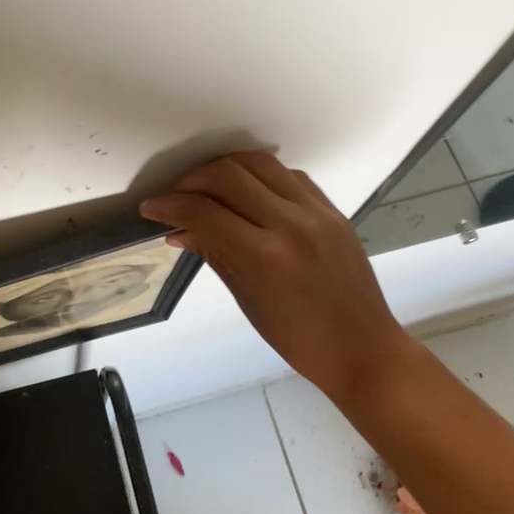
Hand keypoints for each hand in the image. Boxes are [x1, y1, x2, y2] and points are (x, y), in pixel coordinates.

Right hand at [140, 152, 414, 399]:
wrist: (363, 349)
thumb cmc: (300, 340)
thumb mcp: (248, 301)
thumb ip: (215, 255)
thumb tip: (180, 230)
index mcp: (266, 257)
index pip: (205, 213)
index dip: (170, 205)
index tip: (150, 208)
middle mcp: (292, 224)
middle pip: (228, 175)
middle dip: (191, 180)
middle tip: (175, 197)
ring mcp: (317, 212)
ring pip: (259, 163)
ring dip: (224, 168)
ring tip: (206, 187)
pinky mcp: (333, 210)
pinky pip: (289, 176)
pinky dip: (260, 176)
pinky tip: (247, 193)